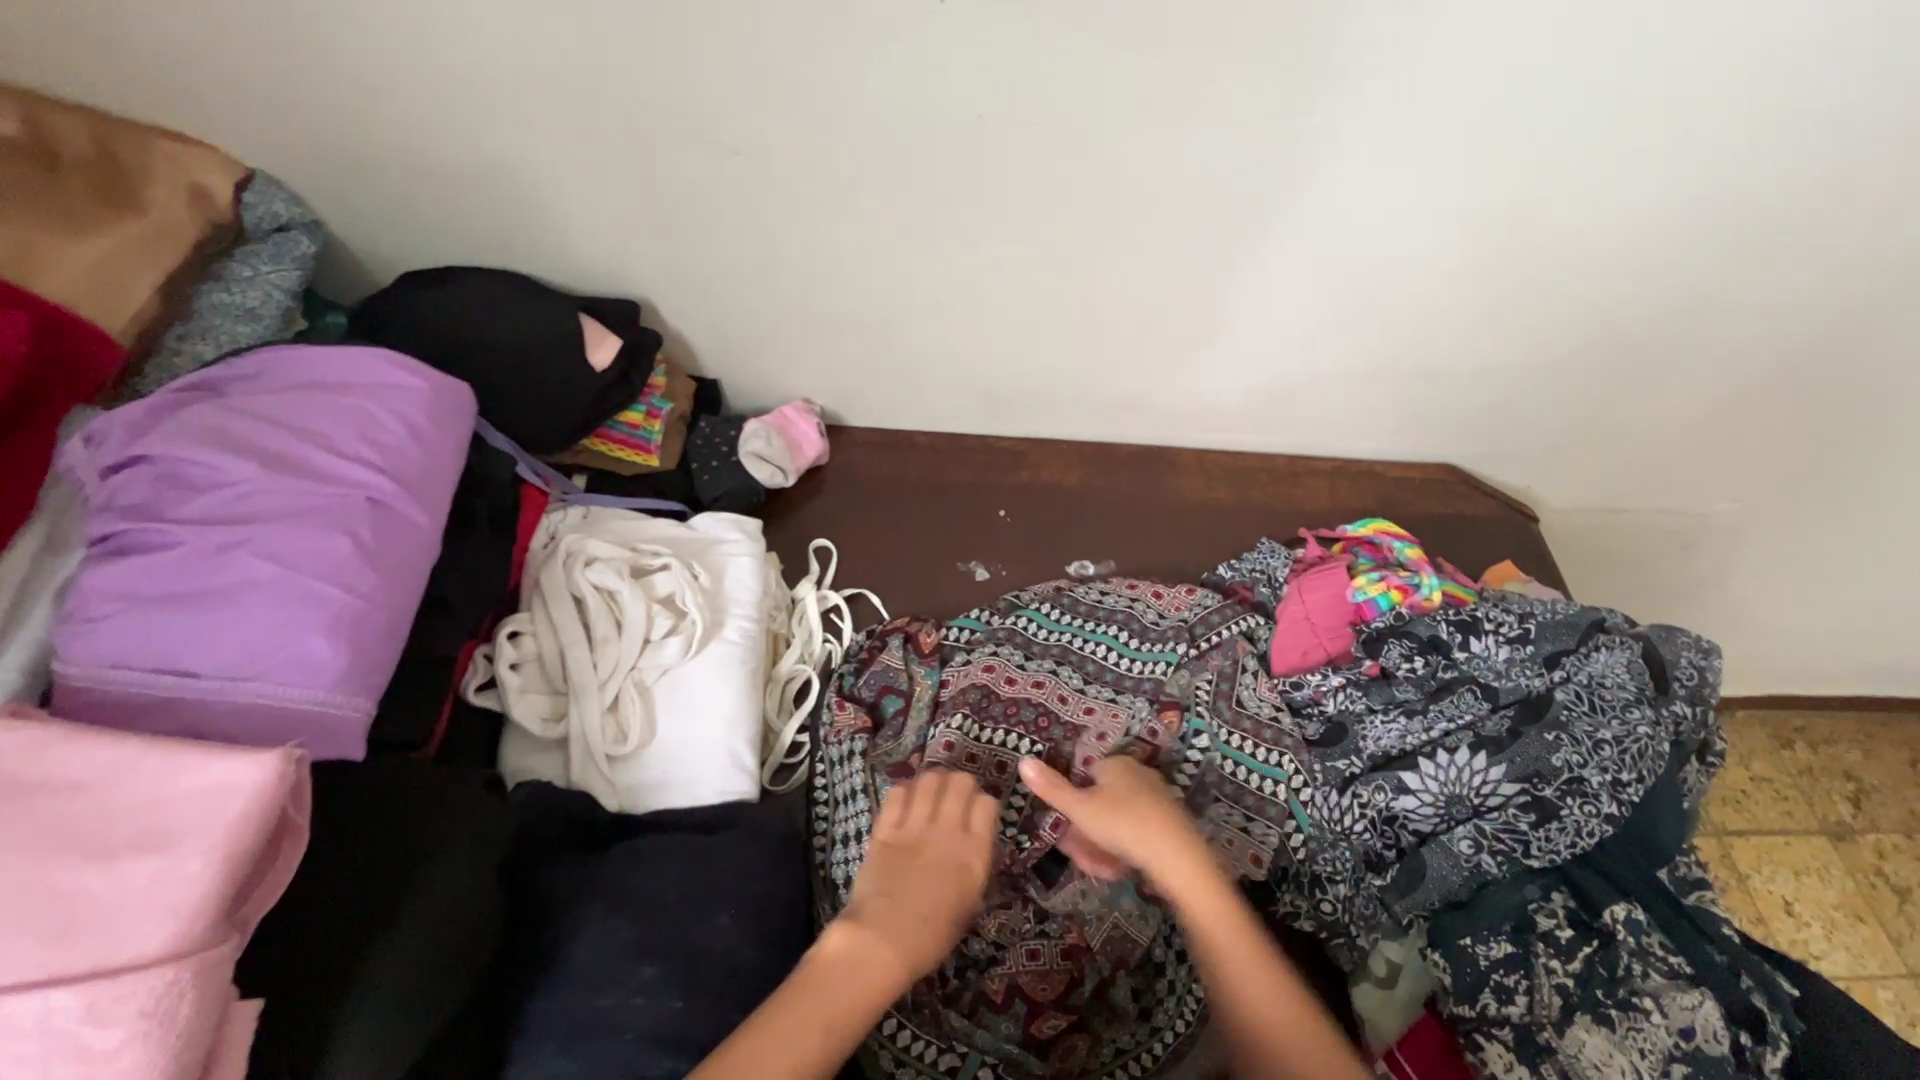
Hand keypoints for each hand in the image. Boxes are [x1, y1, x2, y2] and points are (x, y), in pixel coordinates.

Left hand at [835, 769, 999, 986]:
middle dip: (961, 783)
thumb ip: (975, 867)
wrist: (882, 941)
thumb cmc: (933, 935)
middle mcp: (947, 830)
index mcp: (974, 853)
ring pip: (929, 779)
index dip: (983, 803)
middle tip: (955, 795)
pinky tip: (906, 799)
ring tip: (931, 791)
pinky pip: (897, 792)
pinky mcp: (885, 828)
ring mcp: (914, 826)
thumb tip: (975, 846)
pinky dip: (905, 790)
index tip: (978, 812)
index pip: (987, 804)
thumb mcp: (970, 904)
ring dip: (934, 780)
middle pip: (960, 782)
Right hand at [1018, 755, 1212, 889]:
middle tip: (1077, 853)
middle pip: (1100, 802)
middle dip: (1086, 831)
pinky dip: (1125, 851)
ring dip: (1102, 846)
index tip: (1066, 825)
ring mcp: (1157, 800)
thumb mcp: (1079, 809)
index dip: (1073, 801)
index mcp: (1116, 764)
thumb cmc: (1123, 825)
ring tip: (1098, 868)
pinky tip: (1120, 870)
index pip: (1085, 775)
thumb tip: (1023, 760)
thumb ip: (1051, 788)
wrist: (1178, 857)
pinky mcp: (1170, 825)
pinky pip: (1137, 835)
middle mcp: (1139, 775)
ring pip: (1117, 823)